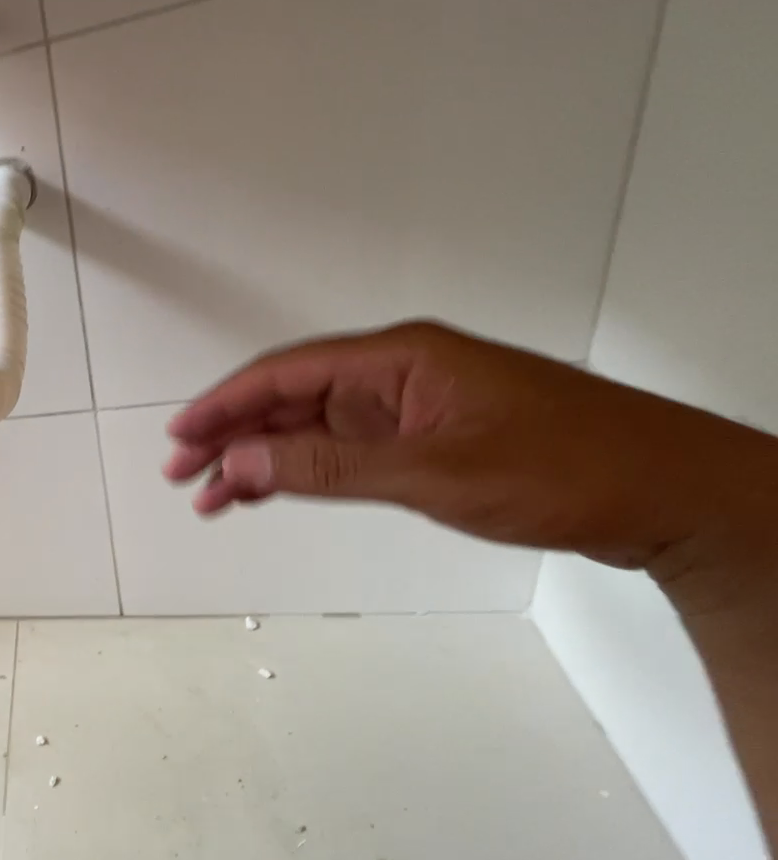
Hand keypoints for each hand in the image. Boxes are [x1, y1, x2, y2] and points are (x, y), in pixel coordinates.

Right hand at [162, 321, 777, 591]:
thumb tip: (238, 461)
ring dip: (257, 458)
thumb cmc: (570, 470)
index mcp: (398, 358)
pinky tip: (264, 491)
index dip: (224, 403)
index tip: (179, 435)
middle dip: (230, 433)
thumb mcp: (433, 472)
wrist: (680, 500)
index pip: (285, 374)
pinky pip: (337, 451)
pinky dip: (297, 471)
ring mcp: (405, 409)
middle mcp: (393, 375)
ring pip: (306, 427)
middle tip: (180, 472)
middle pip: (287, 399)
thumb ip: (326, 466)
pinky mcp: (419, 440)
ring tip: (210, 495)